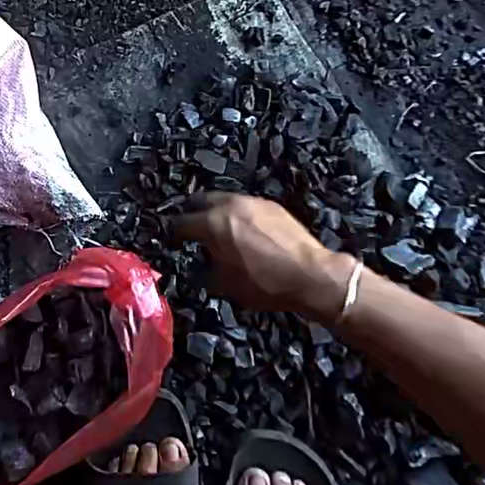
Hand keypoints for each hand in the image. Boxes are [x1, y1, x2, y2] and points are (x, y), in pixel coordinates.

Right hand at [171, 194, 350, 323]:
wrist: (312, 275)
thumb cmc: (267, 284)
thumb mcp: (226, 286)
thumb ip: (206, 271)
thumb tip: (199, 267)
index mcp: (213, 224)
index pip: (181, 223)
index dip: (173, 233)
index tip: (172, 240)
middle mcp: (229, 205)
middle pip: (200, 201)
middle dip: (191, 213)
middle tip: (189, 228)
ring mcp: (252, 202)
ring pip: (223, 199)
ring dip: (214, 211)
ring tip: (215, 227)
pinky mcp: (270, 205)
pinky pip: (244, 204)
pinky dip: (236, 213)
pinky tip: (241, 229)